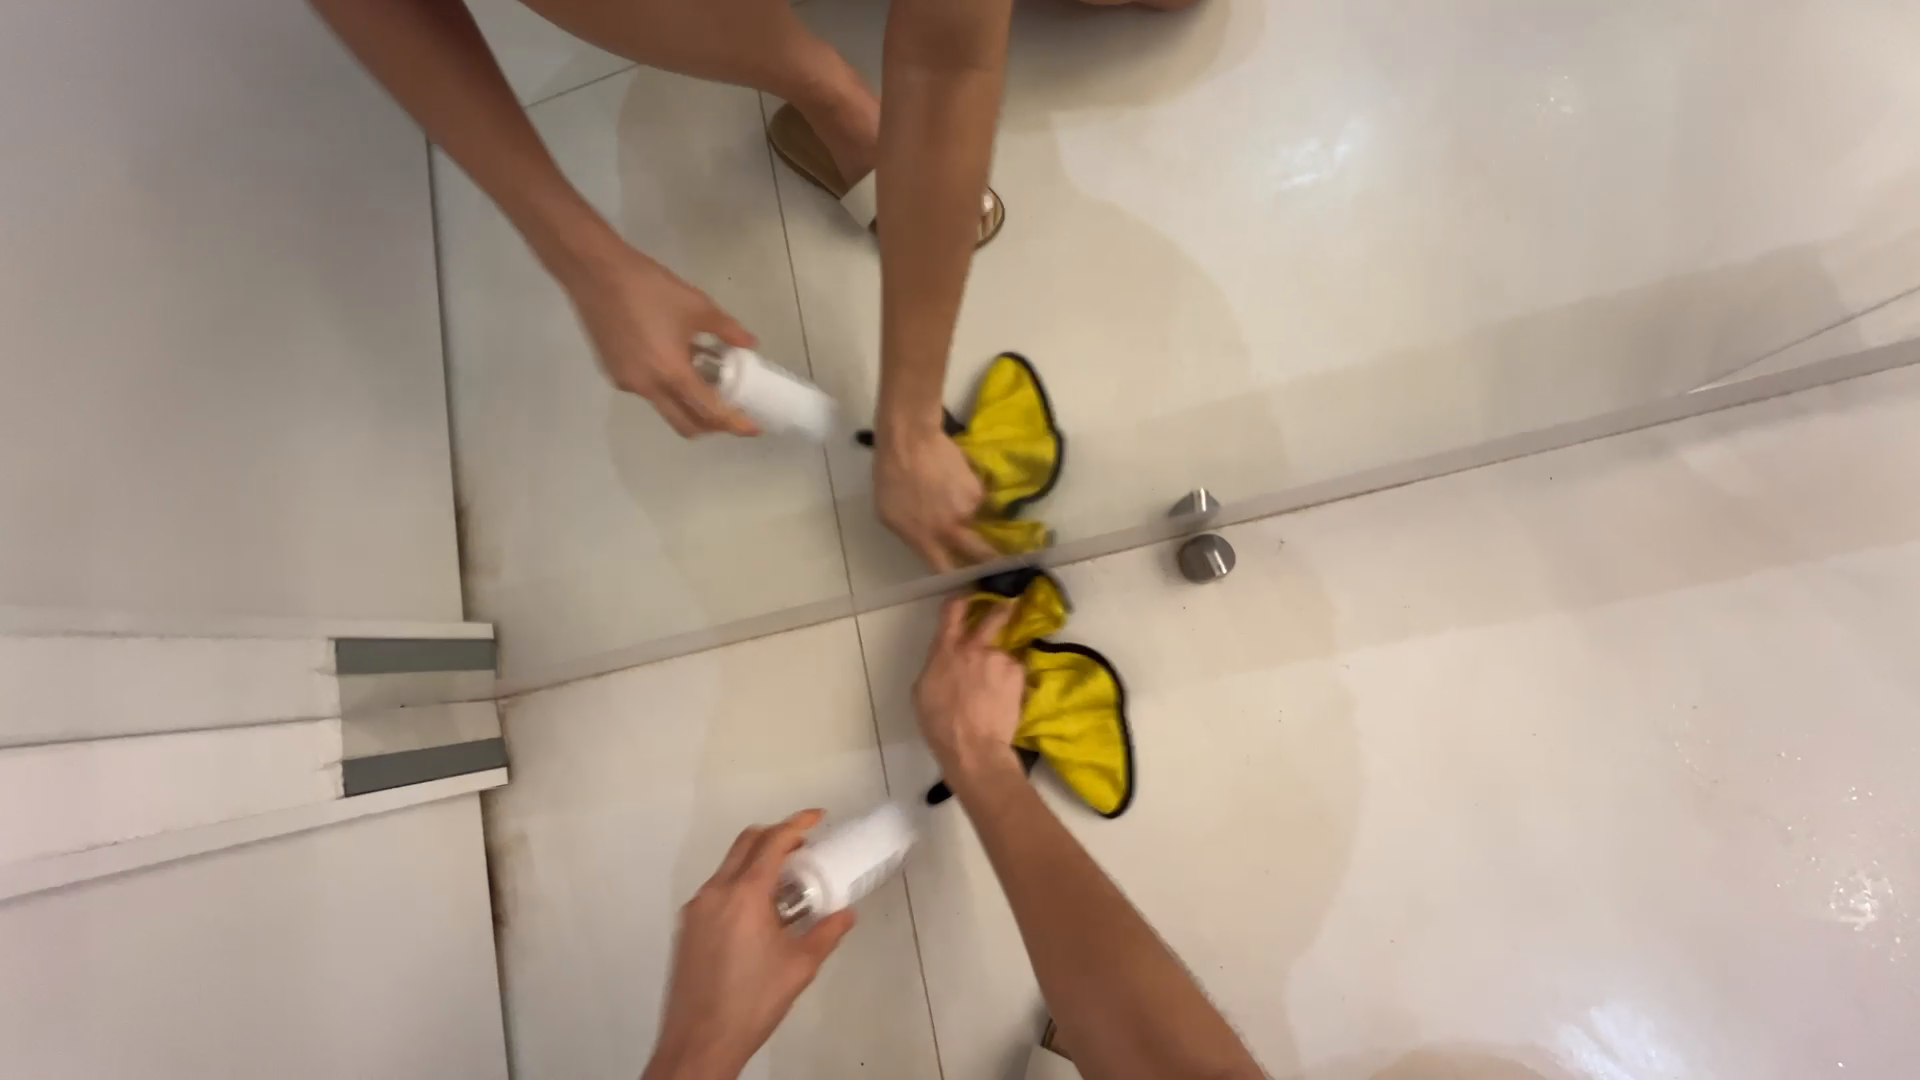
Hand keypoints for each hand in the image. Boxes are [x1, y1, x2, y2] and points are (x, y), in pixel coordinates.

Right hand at [563, 242, 759, 437]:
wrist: (593, 270)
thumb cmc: (650, 288)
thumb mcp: (699, 306)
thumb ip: (728, 330)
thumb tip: (750, 343)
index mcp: (672, 374)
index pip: (710, 413)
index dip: (735, 424)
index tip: (753, 427)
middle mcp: (648, 387)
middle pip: (686, 425)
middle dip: (712, 426)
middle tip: (731, 413)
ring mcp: (627, 382)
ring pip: (666, 409)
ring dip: (689, 406)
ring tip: (705, 381)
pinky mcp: (613, 372)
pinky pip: (648, 391)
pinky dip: (668, 388)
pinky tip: (674, 363)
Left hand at [642, 810, 855, 1079]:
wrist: (698, 1046)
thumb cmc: (753, 1002)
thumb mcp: (800, 966)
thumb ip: (826, 932)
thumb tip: (846, 913)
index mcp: (745, 894)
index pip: (773, 841)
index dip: (798, 823)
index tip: (819, 817)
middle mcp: (716, 891)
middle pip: (747, 841)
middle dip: (777, 835)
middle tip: (804, 847)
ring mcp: (697, 909)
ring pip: (730, 864)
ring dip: (758, 860)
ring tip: (786, 886)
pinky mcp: (687, 927)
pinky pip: (718, 887)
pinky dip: (741, 882)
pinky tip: (758, 914)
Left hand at [873, 429, 997, 570]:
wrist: (909, 440)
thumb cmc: (890, 476)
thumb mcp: (888, 515)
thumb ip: (912, 535)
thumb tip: (929, 544)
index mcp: (924, 540)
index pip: (946, 571)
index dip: (959, 581)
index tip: (968, 584)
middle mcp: (951, 530)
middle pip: (980, 555)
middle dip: (991, 561)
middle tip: (998, 561)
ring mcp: (968, 510)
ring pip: (975, 519)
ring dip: (968, 513)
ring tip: (949, 493)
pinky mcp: (978, 489)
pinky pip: (977, 498)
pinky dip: (969, 492)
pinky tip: (953, 477)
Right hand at [914, 597, 1024, 777]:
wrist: (973, 747)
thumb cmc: (940, 724)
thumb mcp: (923, 691)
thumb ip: (936, 666)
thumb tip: (945, 660)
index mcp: (945, 651)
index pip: (952, 612)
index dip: (960, 601)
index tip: (966, 599)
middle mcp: (973, 647)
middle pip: (992, 616)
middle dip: (1001, 609)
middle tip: (1009, 608)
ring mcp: (998, 658)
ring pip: (1003, 655)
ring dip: (1001, 666)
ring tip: (997, 693)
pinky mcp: (1017, 673)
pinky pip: (1015, 672)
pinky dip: (1012, 682)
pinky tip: (1006, 700)